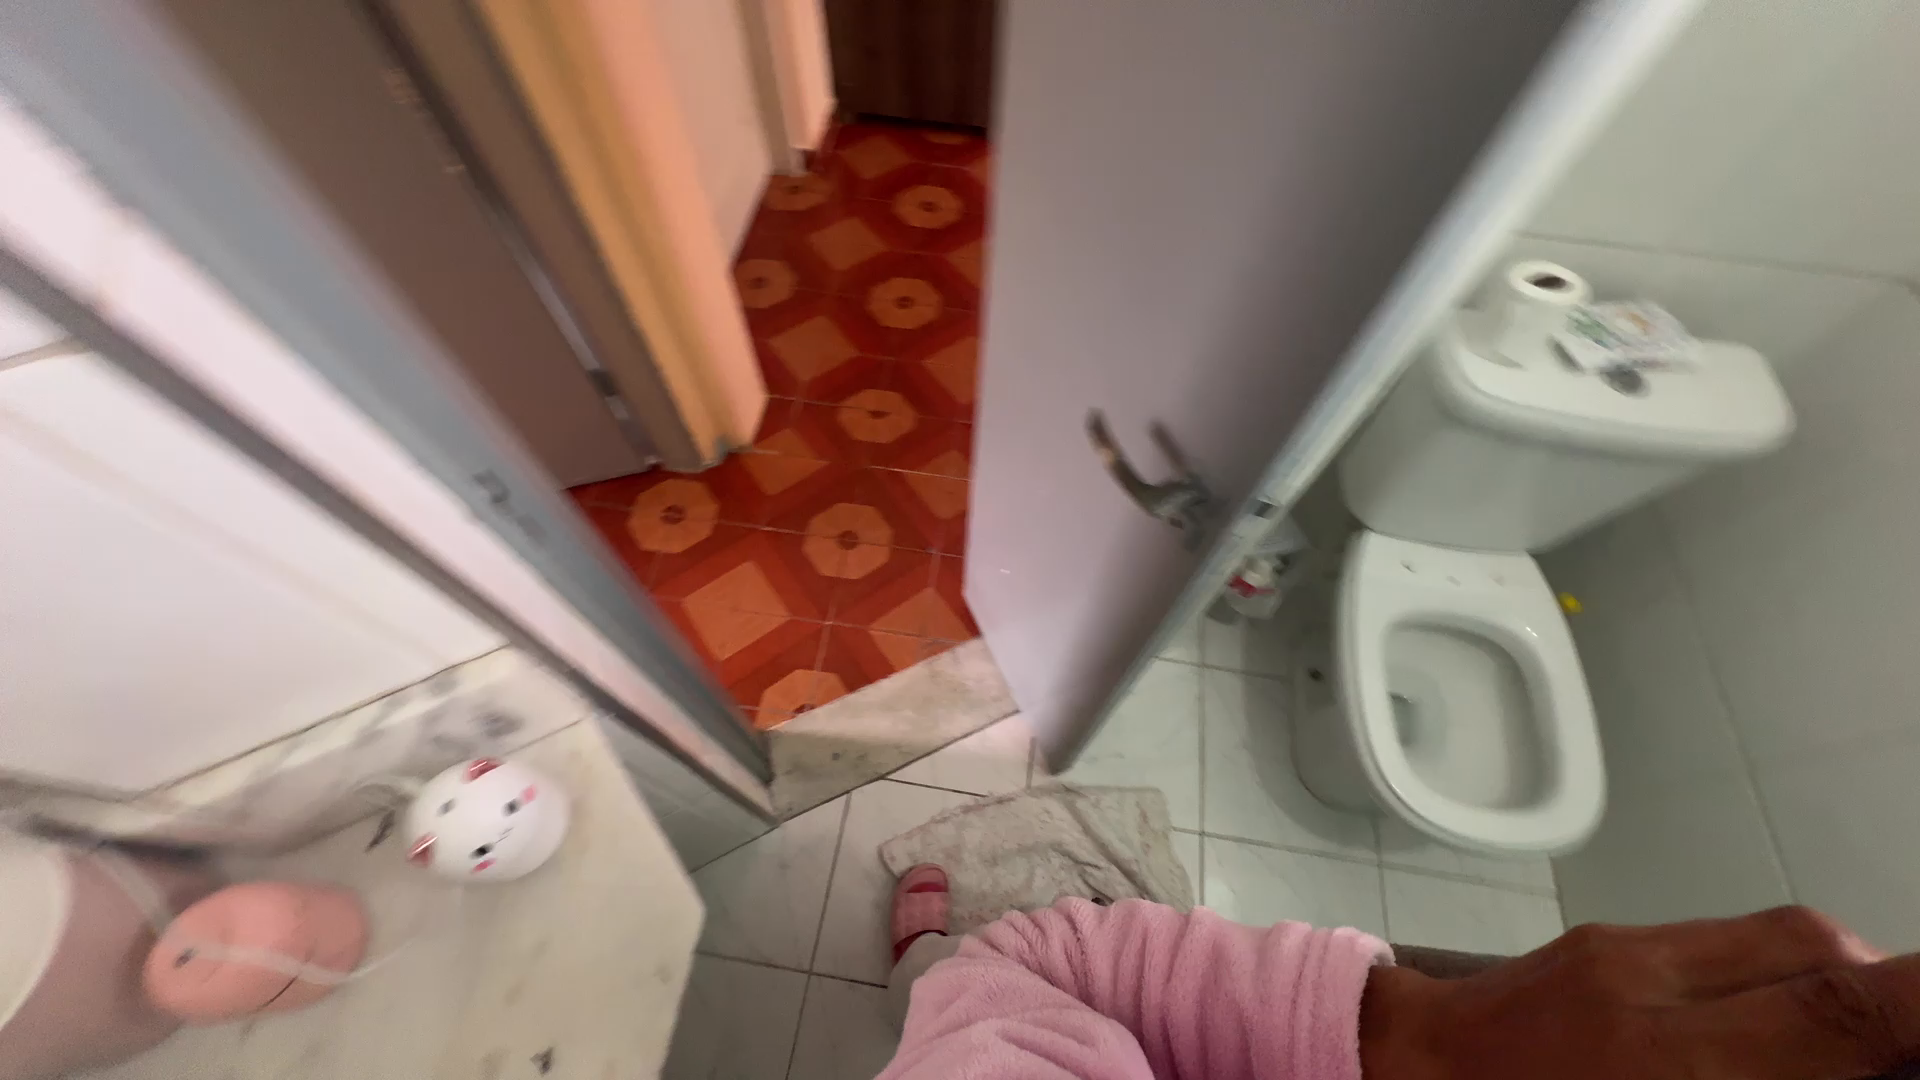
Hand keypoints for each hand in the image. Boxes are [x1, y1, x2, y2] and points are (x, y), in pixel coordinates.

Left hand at [1360, 906, 1914, 1079]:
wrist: (1427, 1062)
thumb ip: (1770, 1073)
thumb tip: (1846, 1064)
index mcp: (1677, 1058)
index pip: (1838, 1010)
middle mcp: (1646, 978)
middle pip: (1813, 945)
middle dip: (1890, 992)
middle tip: (1898, 1050)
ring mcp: (1613, 944)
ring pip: (1764, 931)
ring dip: (1830, 979)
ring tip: (1841, 1043)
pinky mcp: (1593, 933)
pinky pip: (1708, 935)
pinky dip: (1763, 971)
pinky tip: (1761, 1020)